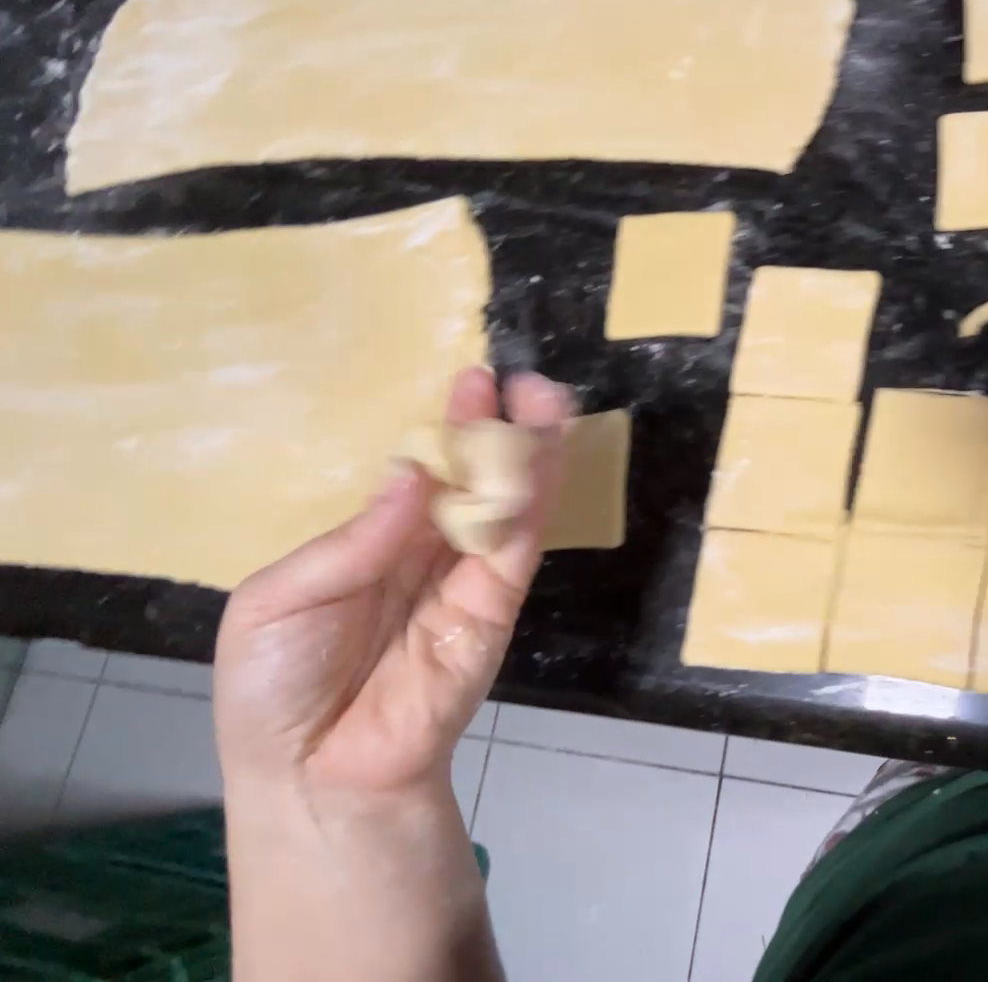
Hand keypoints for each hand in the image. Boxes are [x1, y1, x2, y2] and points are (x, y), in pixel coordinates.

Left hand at [214, 366, 574, 800]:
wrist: (318, 768)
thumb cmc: (277, 683)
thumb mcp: (282, 599)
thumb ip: (356, 541)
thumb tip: (413, 476)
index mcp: (376, 539)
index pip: (425, 473)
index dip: (449, 430)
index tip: (473, 382)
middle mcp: (429, 548)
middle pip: (475, 479)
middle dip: (499, 430)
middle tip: (521, 382)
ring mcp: (469, 576)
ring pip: (509, 503)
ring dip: (531, 454)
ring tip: (548, 402)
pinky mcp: (498, 604)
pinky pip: (519, 546)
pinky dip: (534, 501)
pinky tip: (542, 459)